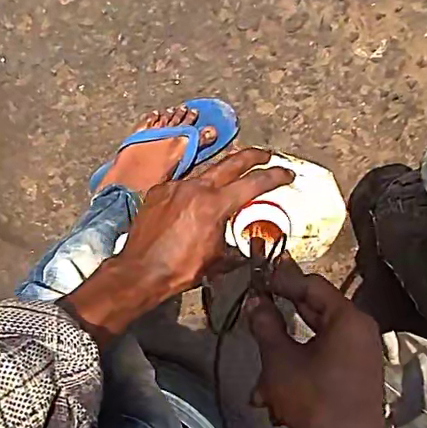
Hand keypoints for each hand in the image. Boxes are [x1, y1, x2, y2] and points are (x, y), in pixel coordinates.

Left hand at [61, 147, 291, 341]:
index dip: (275, 177)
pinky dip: (194, 187)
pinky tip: (196, 196)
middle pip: (231, 163)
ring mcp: (174, 187)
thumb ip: (235, 250)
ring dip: (222, 172)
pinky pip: (181, 182)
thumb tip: (245, 251)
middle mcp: (195, 188)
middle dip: (253, 157)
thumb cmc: (179, 269)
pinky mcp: (158, 191)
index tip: (287, 174)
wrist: (140, 271)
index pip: (253, 184)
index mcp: (214, 205)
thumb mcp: (217, 261)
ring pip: (205, 171)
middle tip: (266, 155)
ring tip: (232, 174)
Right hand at [246, 258, 388, 427]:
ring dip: (283, 357)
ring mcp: (361, 358)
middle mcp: (361, 333)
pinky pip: (323, 363)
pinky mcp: (356, 380)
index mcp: (349, 319)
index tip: (257, 279)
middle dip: (279, 322)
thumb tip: (255, 300)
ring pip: (314, 343)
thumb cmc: (313, 401)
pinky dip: (298, 372)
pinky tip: (274, 398)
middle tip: (254, 314)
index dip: (282, 280)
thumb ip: (266, 324)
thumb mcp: (280, 360)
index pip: (312, 285)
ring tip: (260, 383)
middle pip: (315, 313)